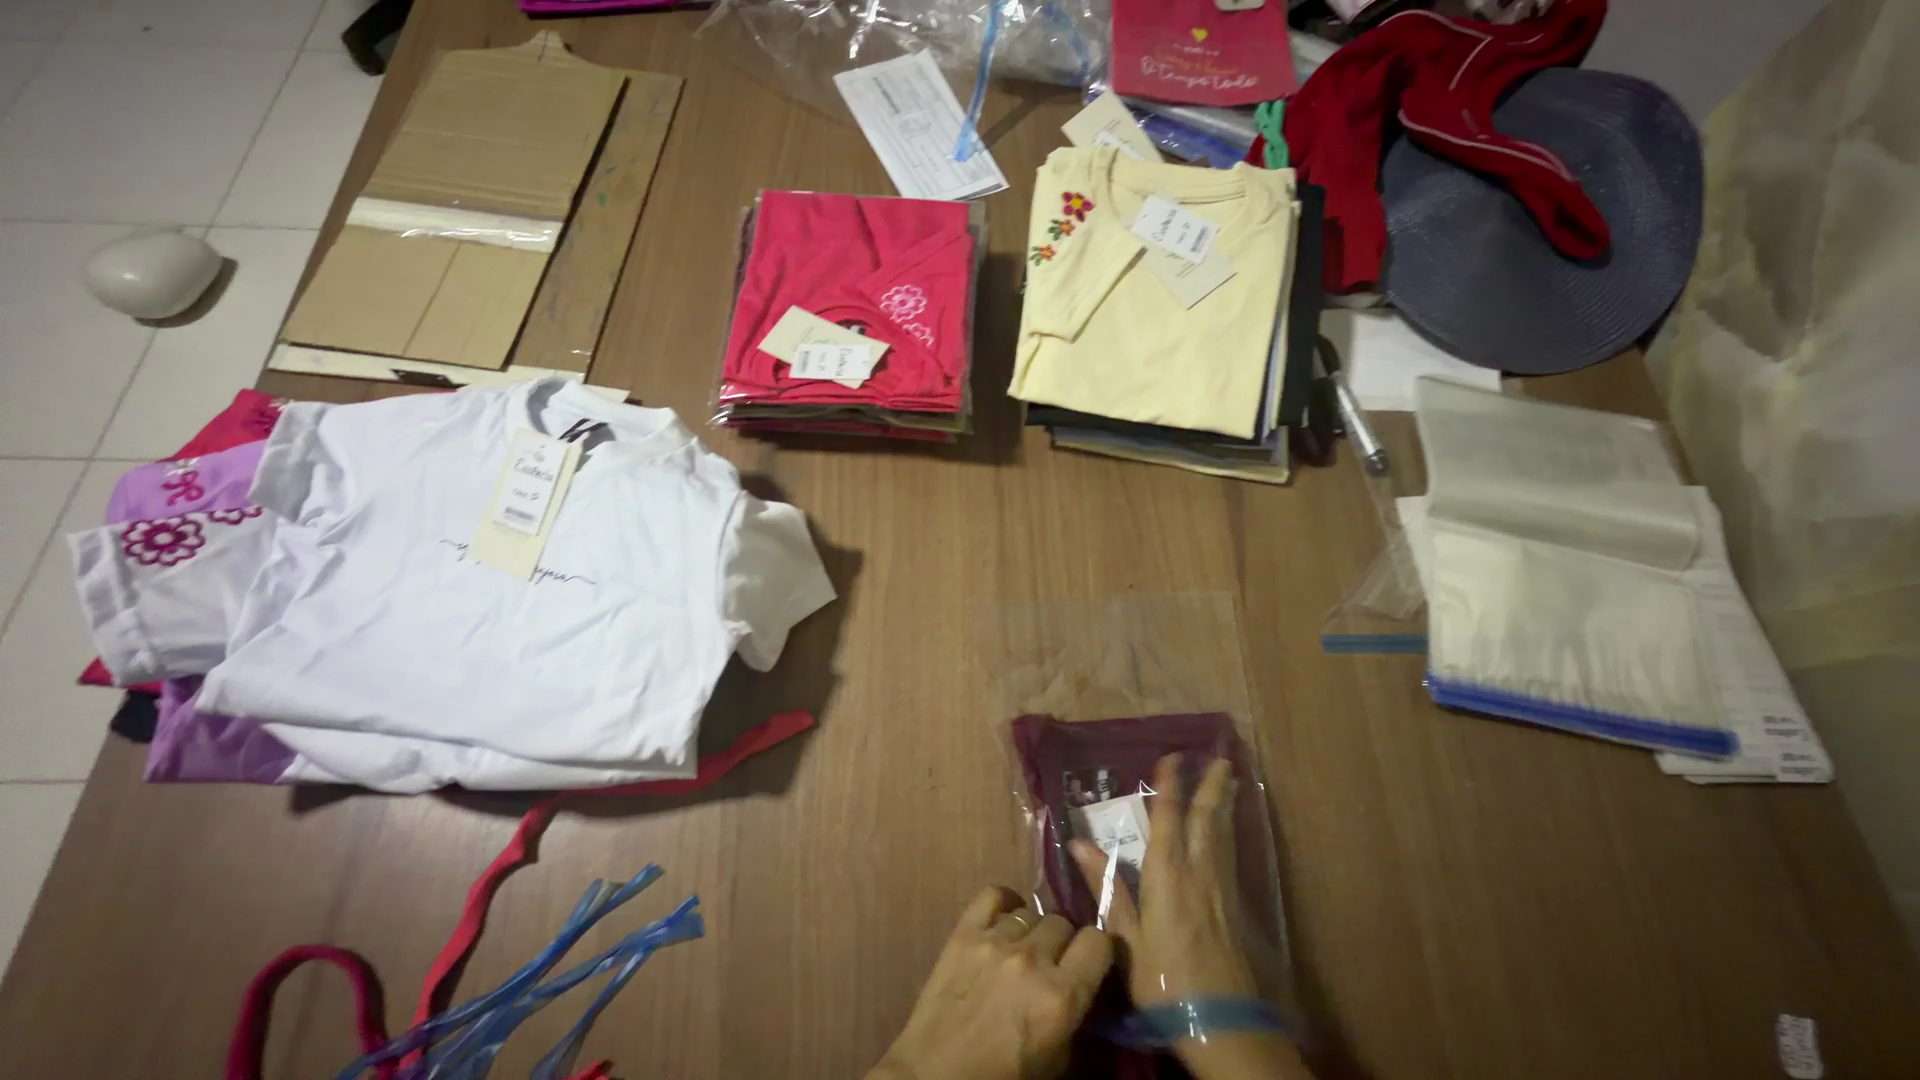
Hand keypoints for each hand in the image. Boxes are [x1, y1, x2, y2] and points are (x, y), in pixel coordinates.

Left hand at [867, 885, 1113, 1079]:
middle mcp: (1031, 960)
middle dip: (1063, 943)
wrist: (936, 1078)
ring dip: (1032, 931)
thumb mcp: (1056, 1059)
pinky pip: (993, 894)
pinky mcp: (963, 933)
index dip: (1097, 952)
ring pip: (1031, 912)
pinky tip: (1004, 921)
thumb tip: (1082, 983)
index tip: (1090, 963)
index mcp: (1060, 997)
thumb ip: (1075, 1015)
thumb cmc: (1002, 1077)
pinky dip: (1004, 903)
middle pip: (1063, 923)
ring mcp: (995, 942)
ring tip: (1022, 951)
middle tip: (1052, 964)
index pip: (1099, 942)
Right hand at [1071, 755, 1310, 1079]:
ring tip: (1230, 778)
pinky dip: (1229, 829)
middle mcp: (1199, 873)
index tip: (1172, 756)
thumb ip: (1107, 888)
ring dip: (1225, 802)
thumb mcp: (1125, 938)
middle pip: (1207, 818)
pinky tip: (1228, 830)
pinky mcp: (1234, 906)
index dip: (1170, 786)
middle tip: (1219, 756)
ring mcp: (1221, 889)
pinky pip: (1230, 852)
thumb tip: (1079, 843)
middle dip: (1211, 785)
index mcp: (1168, 875)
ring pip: (1223, 833)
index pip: (1169, 819)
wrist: (1223, 1024)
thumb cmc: (1164, 982)